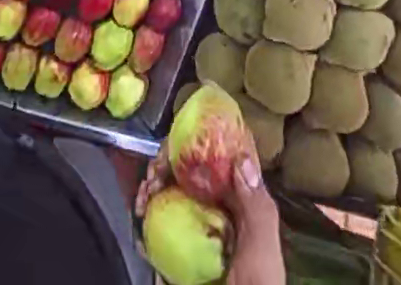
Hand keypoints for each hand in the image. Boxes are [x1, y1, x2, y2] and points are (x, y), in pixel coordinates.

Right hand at [133, 148, 282, 284]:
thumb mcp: (262, 253)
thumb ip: (257, 210)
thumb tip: (242, 158)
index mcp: (237, 203)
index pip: (213, 160)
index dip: (191, 146)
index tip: (172, 149)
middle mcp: (212, 209)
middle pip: (182, 172)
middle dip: (161, 167)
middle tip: (150, 179)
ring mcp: (191, 227)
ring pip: (164, 192)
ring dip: (148, 188)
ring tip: (142, 200)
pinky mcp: (174, 248)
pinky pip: (154, 223)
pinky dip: (143, 215)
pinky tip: (138, 217)